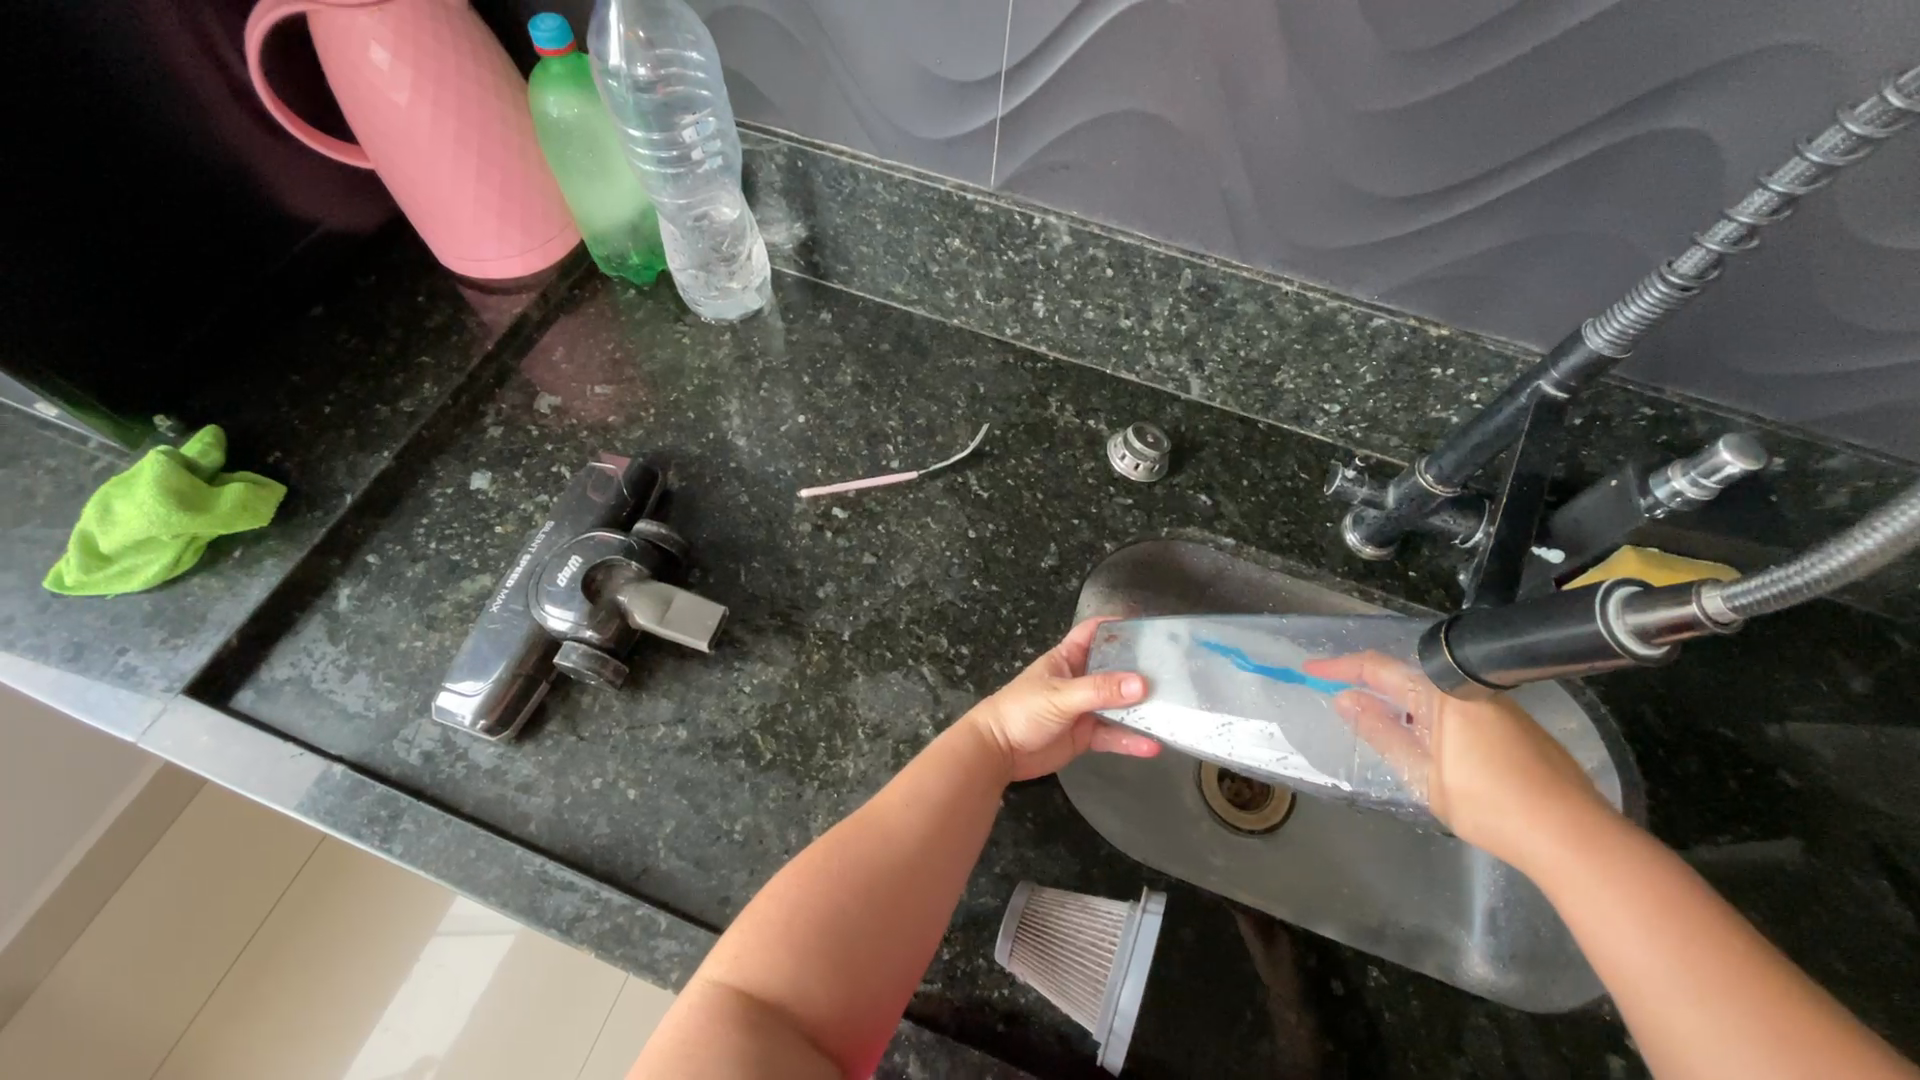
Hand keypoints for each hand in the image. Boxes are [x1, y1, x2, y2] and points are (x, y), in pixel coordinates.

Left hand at [963, 618, 1161, 781]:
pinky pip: (1112, 735)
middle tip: (1175, 673)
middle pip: (1114, 669)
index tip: (1149, 628)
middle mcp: (1079, 680)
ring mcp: (1083, 709)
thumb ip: (1100, 690)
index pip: (1094, 632)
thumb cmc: (1021, 710)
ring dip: (1140, 709)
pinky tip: (1152, 746)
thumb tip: (1142, 683)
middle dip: (1140, 671)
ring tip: (1172, 711)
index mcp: (1067, 658)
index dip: (1117, 626)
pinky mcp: (1085, 736)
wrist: (997, 752)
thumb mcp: (1061, 696)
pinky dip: (1130, 740)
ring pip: (1118, 705)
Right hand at [1301, 651, 1611, 861]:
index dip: (1342, 667)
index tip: (1310, 668)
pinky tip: (1429, 743)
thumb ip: (1381, 732)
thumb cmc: (1487, 803)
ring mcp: (1500, 707)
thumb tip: (1345, 700)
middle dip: (1372, 682)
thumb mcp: (1421, 772)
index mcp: (1444, 693)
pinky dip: (1431, 715)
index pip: (1380, 668)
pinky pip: (1459, 707)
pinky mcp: (1518, 727)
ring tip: (1380, 721)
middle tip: (1342, 694)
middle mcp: (1472, 689)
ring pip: (1437, 692)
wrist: (1571, 834)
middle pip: (1410, 674)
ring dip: (1403, 701)